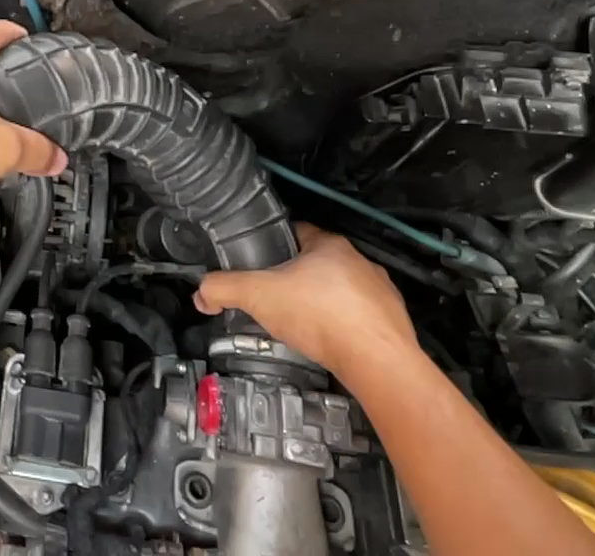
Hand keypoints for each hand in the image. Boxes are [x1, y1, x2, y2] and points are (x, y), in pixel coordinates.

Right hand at [193, 224, 416, 374]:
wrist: (377, 363)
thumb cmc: (320, 317)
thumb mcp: (257, 296)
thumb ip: (224, 288)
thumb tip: (201, 293)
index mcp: (329, 245)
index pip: (296, 232)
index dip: (274, 244)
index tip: (260, 259)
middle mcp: (359, 262)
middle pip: (318, 263)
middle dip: (296, 277)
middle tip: (273, 296)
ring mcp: (380, 293)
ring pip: (341, 290)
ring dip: (322, 302)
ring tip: (300, 323)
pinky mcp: (392, 323)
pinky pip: (360, 318)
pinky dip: (343, 326)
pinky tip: (327, 342)